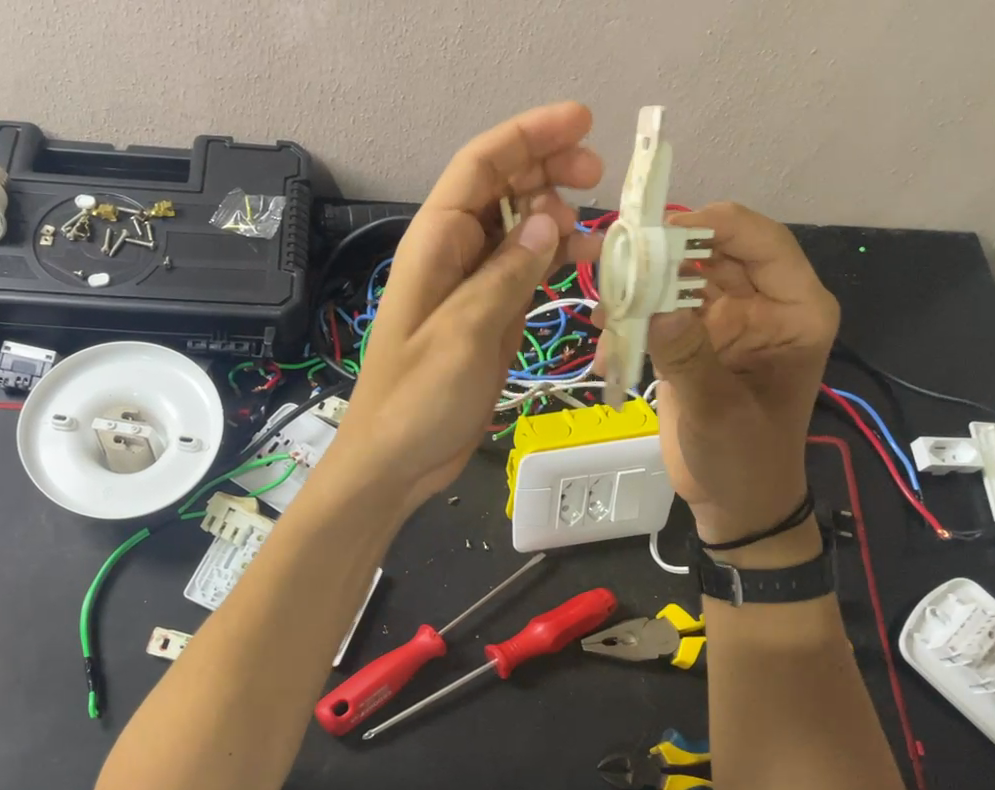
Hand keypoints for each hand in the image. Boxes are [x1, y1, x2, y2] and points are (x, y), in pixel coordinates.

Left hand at [325, 103, 604, 513]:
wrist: (395, 462)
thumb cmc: (417, 401)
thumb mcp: (465, 334)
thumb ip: (507, 274)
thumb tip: (549, 219)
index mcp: (433, 246)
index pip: (480, 167)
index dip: (528, 135)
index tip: (584, 121)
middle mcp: (451, 257)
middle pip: (501, 190)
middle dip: (548, 169)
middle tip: (598, 177)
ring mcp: (469, 289)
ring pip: (517, 231)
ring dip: (557, 219)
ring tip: (599, 229)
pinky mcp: (485, 320)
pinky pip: (523, 274)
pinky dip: (553, 262)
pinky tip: (585, 262)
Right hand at [613, 202, 838, 543]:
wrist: (733, 502)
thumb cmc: (745, 459)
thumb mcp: (719, 411)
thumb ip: (689, 357)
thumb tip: (654, 308)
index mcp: (793, 310)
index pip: (761, 243)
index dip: (714, 227)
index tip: (661, 232)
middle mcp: (759, 305)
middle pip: (712, 254)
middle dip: (663, 254)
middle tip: (613, 259)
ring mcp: (721, 323)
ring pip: (679, 280)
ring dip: (639, 287)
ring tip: (602, 302)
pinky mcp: (690, 343)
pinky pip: (658, 314)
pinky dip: (631, 319)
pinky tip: (604, 334)